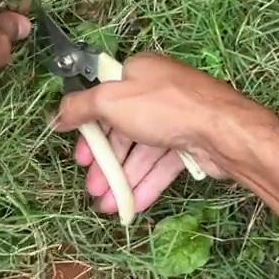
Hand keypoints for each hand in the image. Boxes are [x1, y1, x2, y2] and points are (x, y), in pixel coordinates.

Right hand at [52, 53, 272, 214]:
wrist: (222, 131)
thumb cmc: (164, 107)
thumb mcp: (111, 101)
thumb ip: (80, 107)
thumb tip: (55, 115)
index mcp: (137, 73)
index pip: (102, 100)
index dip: (88, 129)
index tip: (79, 155)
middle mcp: (155, 93)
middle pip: (121, 130)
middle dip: (106, 163)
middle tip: (92, 187)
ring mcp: (174, 119)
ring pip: (141, 151)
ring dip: (123, 179)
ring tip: (108, 205)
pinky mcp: (189, 142)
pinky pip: (161, 164)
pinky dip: (145, 183)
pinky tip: (132, 205)